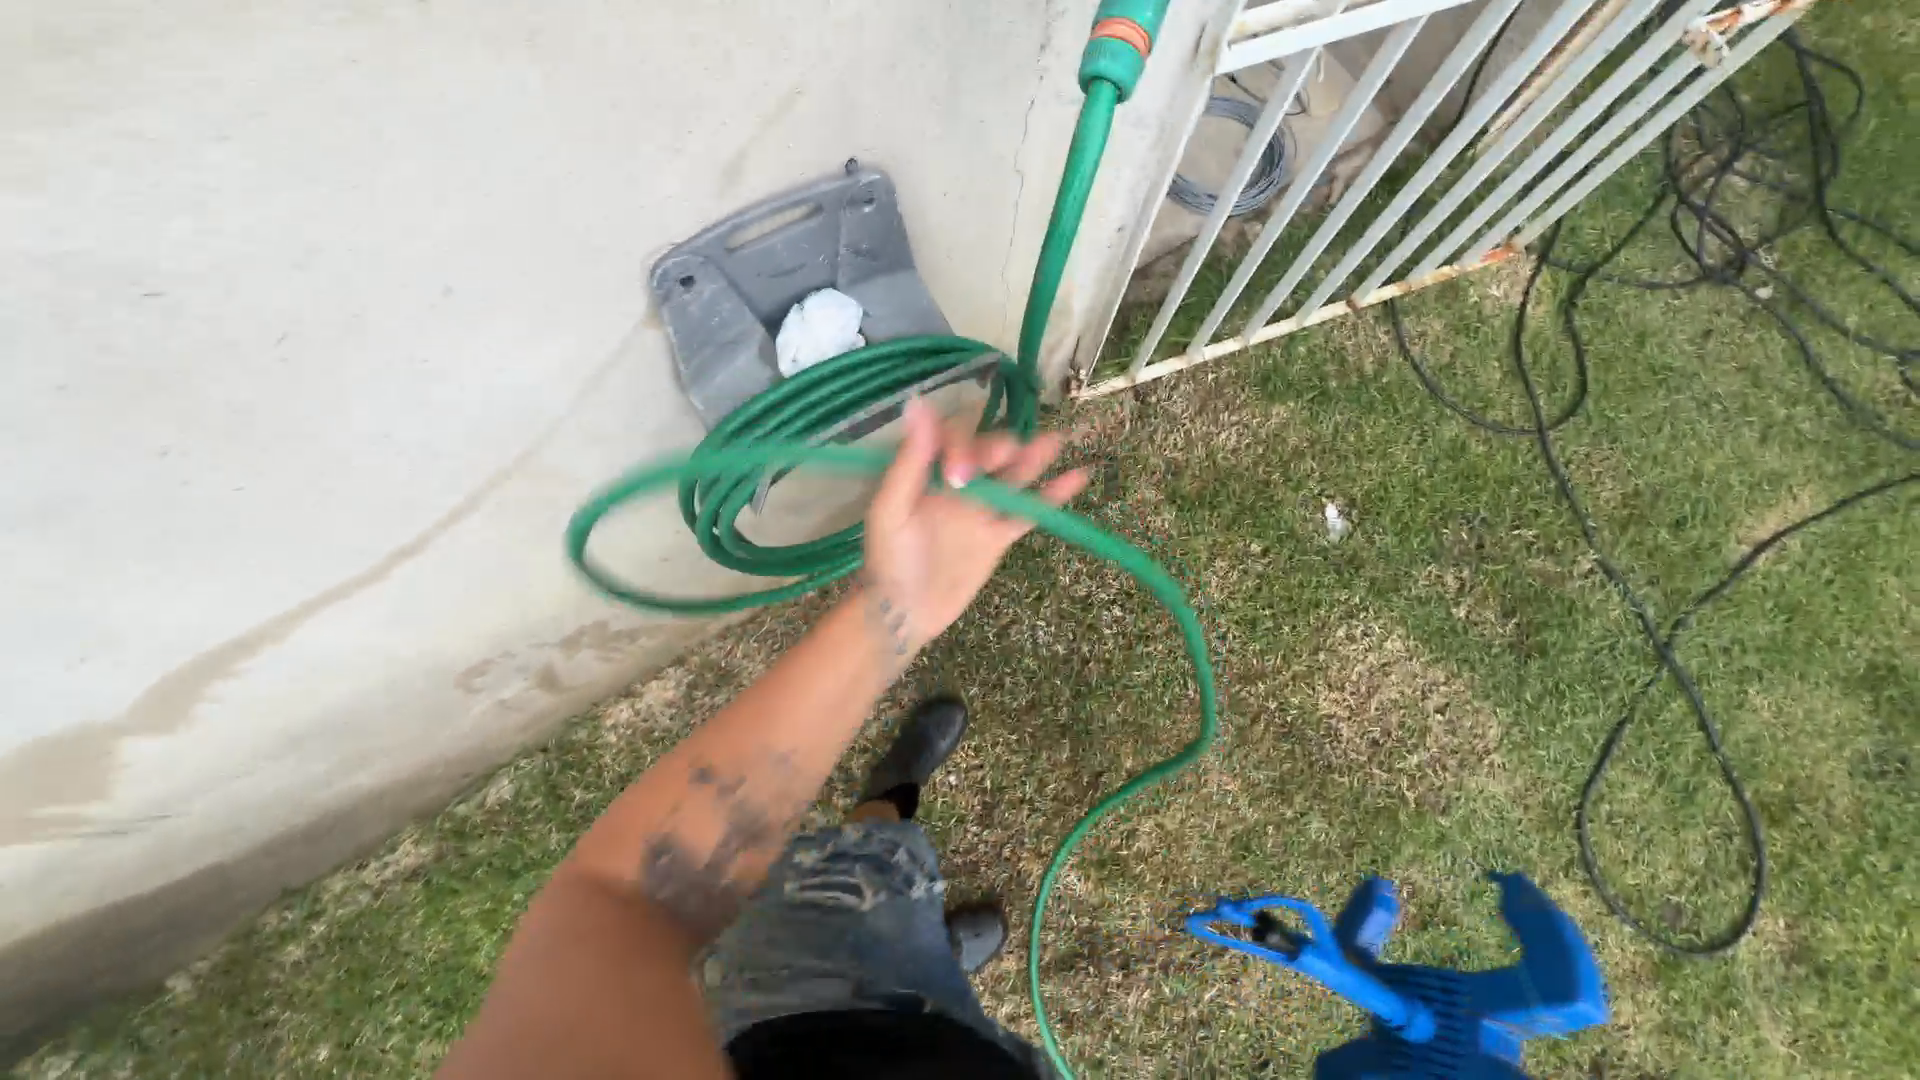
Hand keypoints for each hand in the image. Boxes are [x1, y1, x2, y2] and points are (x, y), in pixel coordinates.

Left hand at [859, 399, 1087, 658]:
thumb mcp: (890, 509)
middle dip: (997, 447)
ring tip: (1054, 440)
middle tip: (1003, 455)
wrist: (903, 612)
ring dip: (1032, 456)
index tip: (959, 472)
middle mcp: (957, 483)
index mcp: (928, 471)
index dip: (961, 444)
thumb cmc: (888, 560)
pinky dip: (1052, 494)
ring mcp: (981, 508)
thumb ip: (908, 462)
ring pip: (1013, 475)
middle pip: (987, 450)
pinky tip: (1077, 475)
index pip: (952, 438)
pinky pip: (1029, 511)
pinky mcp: (999, 535)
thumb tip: (917, 405)